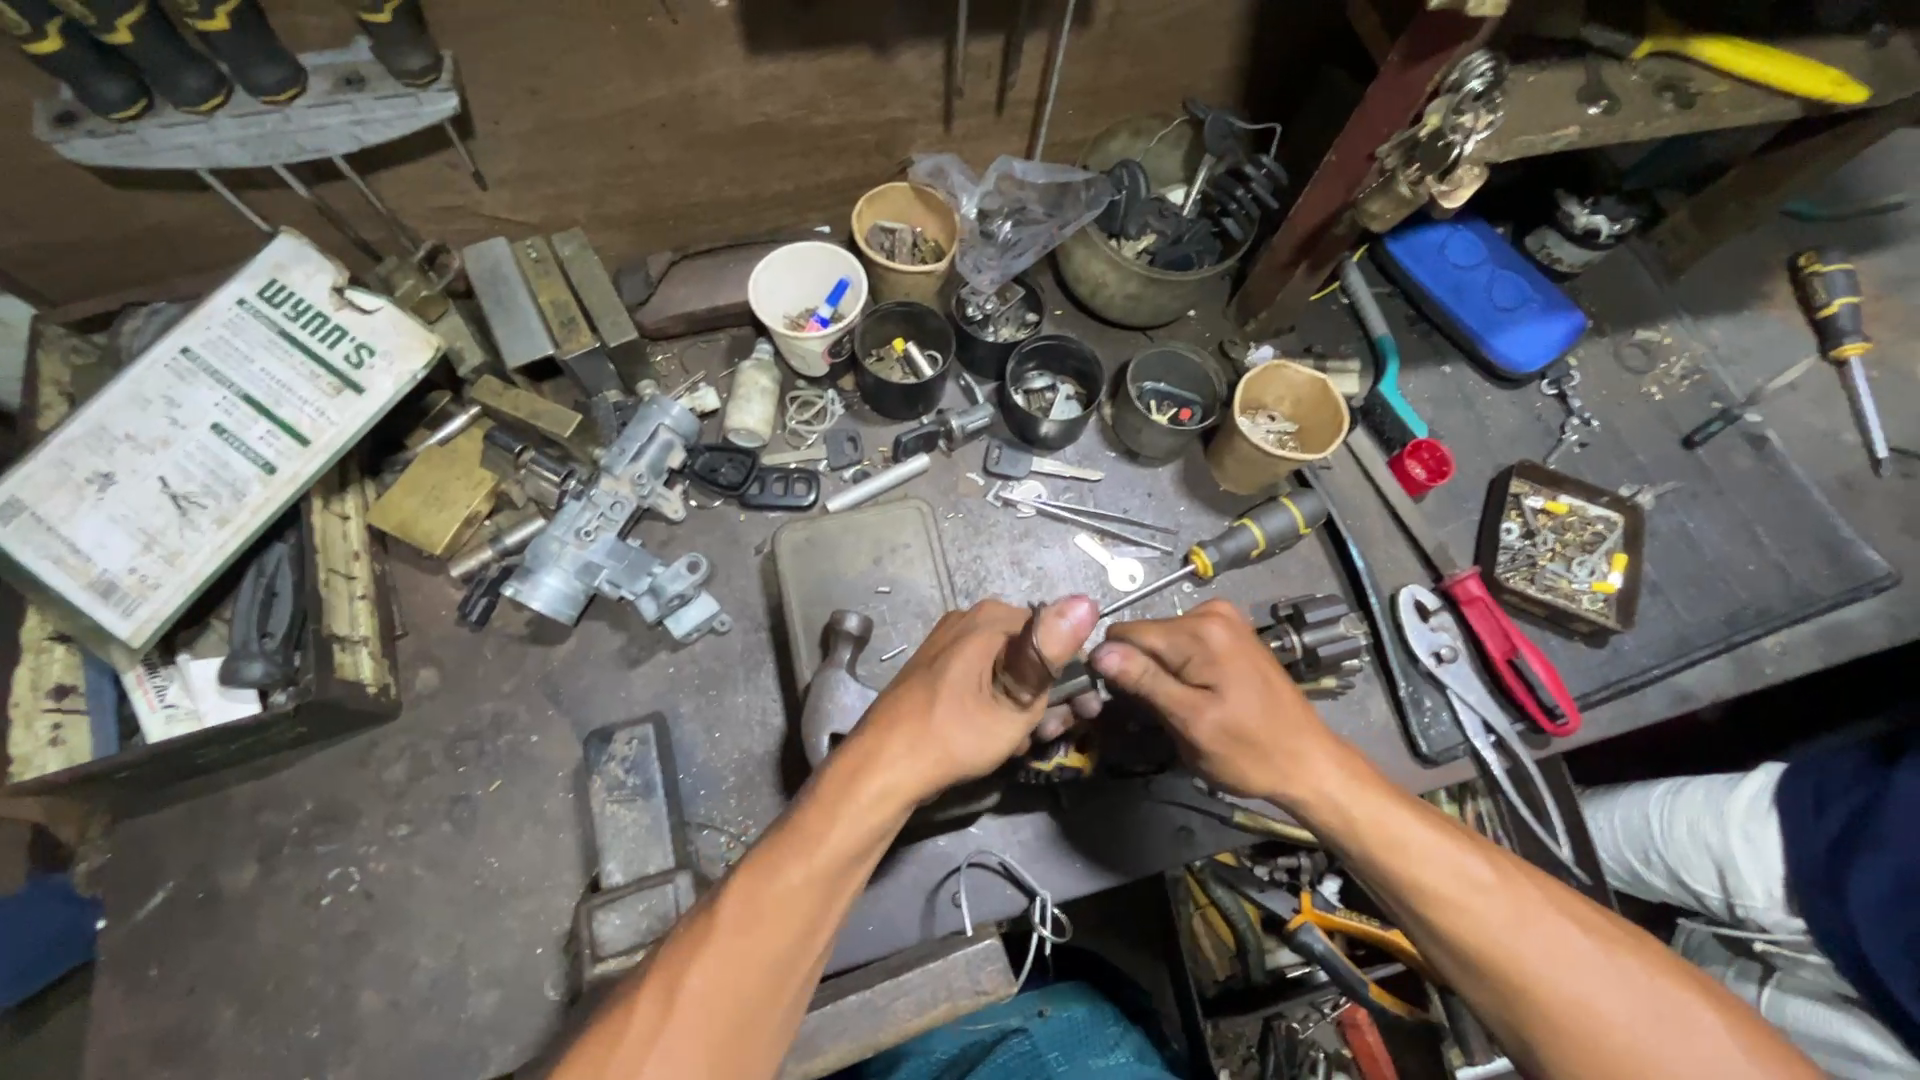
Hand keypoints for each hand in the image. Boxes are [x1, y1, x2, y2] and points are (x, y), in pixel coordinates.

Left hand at [848, 596, 1098, 804]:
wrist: (885, 765)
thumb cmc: (955, 734)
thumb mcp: (1016, 699)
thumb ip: (1051, 651)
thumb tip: (1086, 599)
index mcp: (991, 618)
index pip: (1055, 635)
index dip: (1072, 677)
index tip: (1078, 715)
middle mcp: (969, 620)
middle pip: (1031, 653)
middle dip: (1047, 697)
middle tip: (1047, 735)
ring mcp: (950, 644)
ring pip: (1009, 670)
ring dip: (1024, 707)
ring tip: (1019, 742)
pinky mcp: (938, 668)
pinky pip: (984, 678)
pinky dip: (997, 705)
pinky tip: (997, 737)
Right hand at [1089, 599, 1348, 806]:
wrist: (1307, 761)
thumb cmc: (1249, 750)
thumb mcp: (1190, 721)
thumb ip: (1145, 681)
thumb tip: (1098, 652)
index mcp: (1200, 630)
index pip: (1124, 634)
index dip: (1113, 669)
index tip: (1121, 705)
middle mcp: (1210, 611)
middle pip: (1142, 636)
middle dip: (1137, 672)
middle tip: (1153, 715)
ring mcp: (1222, 619)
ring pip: (1159, 642)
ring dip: (1157, 674)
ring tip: (1176, 709)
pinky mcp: (1228, 633)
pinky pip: (1181, 645)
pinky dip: (1177, 669)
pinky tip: (1192, 696)